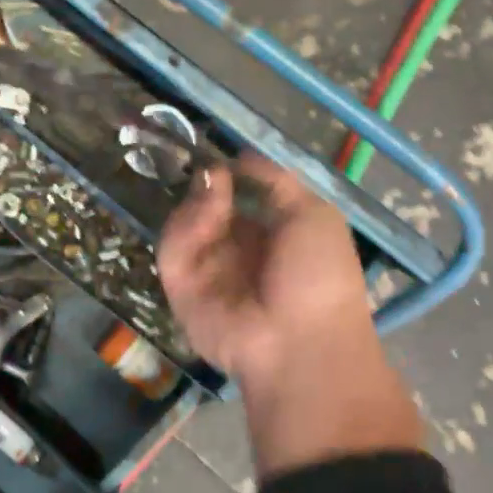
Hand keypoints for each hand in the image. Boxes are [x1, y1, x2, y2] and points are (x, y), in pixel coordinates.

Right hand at [156, 154, 375, 384]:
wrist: (296, 341)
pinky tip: (206, 216)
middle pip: (207, 202)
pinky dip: (186, 224)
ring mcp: (204, 263)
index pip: (241, 195)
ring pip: (186, 218)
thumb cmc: (320, 276)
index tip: (224, 151)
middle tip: (210, 166)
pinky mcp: (177, 279)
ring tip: (215, 194)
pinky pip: (172, 243)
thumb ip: (274, 182)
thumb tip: (236, 157)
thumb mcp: (314, 216)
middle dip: (208, 181)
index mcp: (272, 233)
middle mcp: (235, 247)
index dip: (231, 172)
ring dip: (199, 200)